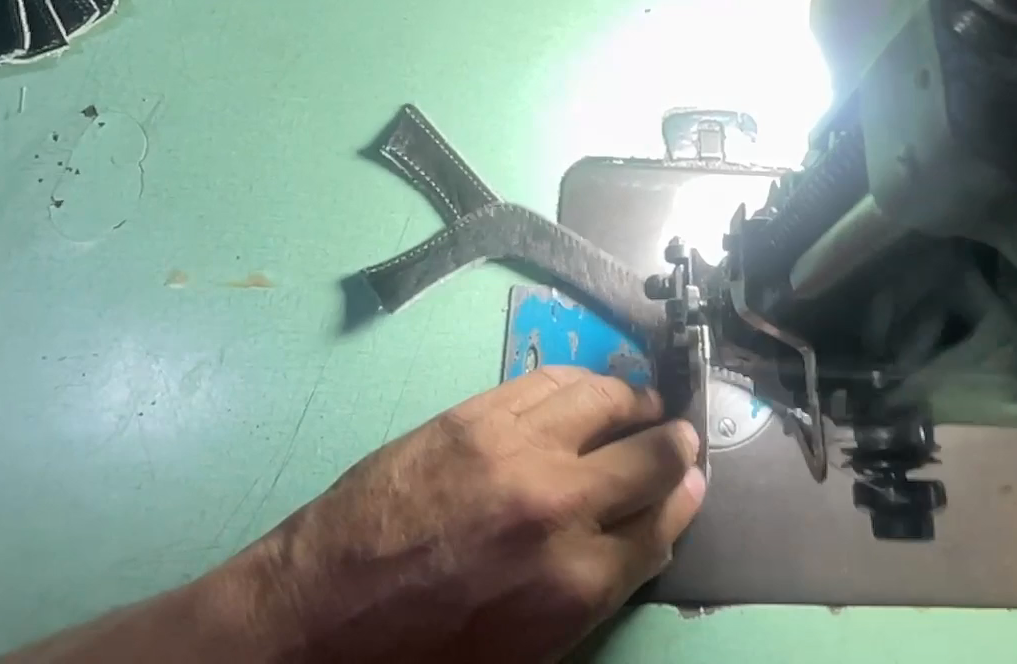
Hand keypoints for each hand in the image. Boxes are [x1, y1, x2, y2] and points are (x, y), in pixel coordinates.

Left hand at [247, 366, 705, 662]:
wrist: (323, 609)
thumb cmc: (430, 644)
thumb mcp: (530, 644)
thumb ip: (599, 586)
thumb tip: (648, 530)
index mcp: (576, 583)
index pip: (662, 524)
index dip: (685, 497)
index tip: (693, 479)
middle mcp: (560, 505)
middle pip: (651, 456)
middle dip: (678, 444)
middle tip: (680, 435)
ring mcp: (517, 448)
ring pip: (606, 400)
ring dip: (636, 400)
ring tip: (642, 403)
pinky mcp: (477, 414)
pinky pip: (551, 379)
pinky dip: (582, 379)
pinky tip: (590, 386)